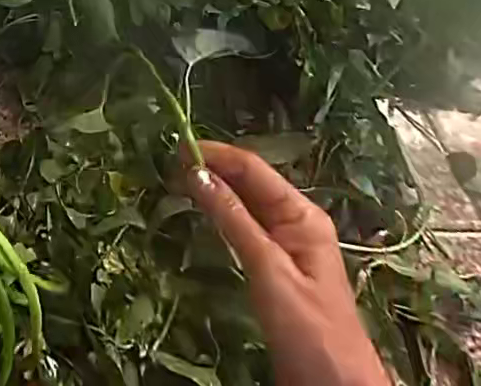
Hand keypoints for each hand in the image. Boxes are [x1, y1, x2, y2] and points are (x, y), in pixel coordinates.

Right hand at [183, 141, 391, 385]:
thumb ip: (233, 219)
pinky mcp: (274, 265)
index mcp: (301, 214)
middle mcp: (294, 220)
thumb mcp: (268, 270)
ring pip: (244, 203)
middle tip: (170, 165)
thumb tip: (196, 172)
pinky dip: (219, 214)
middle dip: (212, 168)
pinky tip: (199, 212)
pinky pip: (243, 227)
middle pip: (248, 182)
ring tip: (177, 181)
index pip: (253, 169)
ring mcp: (285, 243)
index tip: (177, 148)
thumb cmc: (310, 332)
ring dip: (213, 189)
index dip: (216, 154)